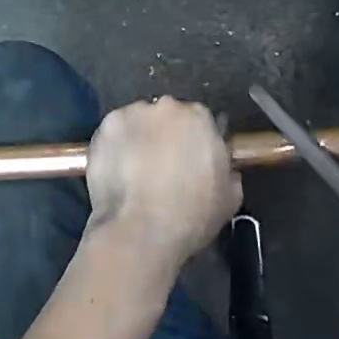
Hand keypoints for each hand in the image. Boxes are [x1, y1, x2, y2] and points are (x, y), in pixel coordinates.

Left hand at [85, 97, 241, 267]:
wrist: (140, 232)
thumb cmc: (190, 215)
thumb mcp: (228, 199)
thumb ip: (230, 174)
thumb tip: (228, 170)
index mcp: (200, 117)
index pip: (199, 122)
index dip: (193, 143)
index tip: (187, 164)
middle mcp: (169, 106)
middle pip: (168, 117)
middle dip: (166, 136)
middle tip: (161, 168)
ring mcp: (135, 113)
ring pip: (140, 122)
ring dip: (140, 138)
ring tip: (134, 172)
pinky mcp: (108, 126)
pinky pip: (114, 132)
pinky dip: (116, 146)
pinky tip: (116, 170)